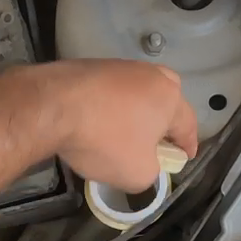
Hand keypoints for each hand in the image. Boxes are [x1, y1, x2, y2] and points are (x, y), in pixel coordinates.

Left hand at [26, 61, 199, 192]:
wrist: (52, 106)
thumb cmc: (104, 141)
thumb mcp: (137, 174)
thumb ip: (152, 172)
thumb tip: (146, 164)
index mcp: (170, 98)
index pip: (188, 126)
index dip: (187, 146)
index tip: (184, 159)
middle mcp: (150, 75)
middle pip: (166, 100)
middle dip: (164, 122)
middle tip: (154, 142)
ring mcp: (120, 66)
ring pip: (137, 94)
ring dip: (134, 113)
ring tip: (120, 135)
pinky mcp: (92, 66)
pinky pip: (110, 91)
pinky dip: (108, 107)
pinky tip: (95, 122)